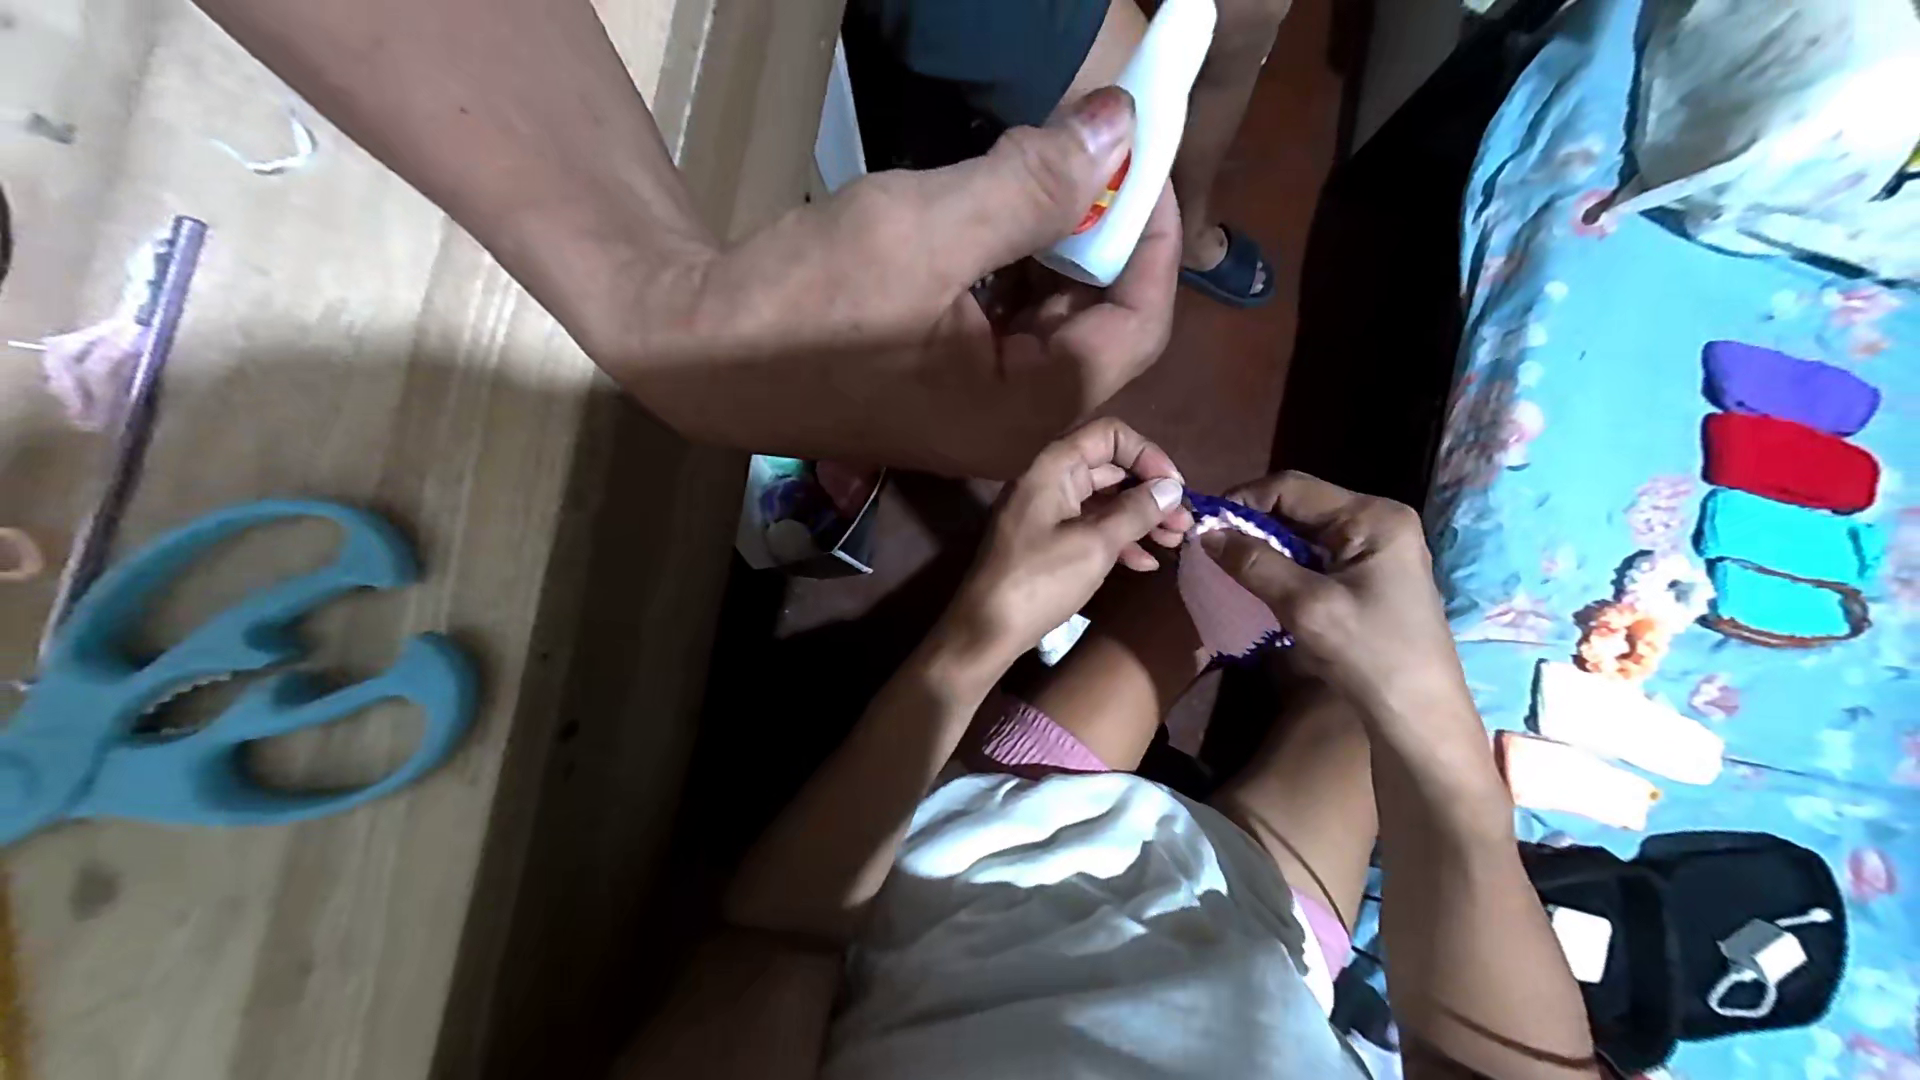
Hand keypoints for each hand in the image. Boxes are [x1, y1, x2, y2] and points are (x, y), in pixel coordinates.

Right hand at [586, 88, 1181, 478]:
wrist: (705, 355)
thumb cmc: (807, 305)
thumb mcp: (927, 230)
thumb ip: (1036, 183)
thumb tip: (1122, 128)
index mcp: (1026, 414)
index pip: (1136, 330)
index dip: (1152, 239)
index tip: (1139, 158)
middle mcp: (1016, 431)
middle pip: (1099, 332)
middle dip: (1102, 242)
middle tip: (1088, 157)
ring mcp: (981, 419)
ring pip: (1054, 331)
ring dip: (1057, 254)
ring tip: (1039, 180)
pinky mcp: (950, 399)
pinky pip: (1010, 338)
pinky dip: (1017, 280)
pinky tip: (997, 228)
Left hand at [945, 418, 1191, 668]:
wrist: (987, 629)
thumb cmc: (1040, 580)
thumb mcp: (1095, 544)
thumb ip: (1136, 511)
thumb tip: (1170, 488)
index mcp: (1052, 467)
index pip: (1108, 435)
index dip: (1146, 454)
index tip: (1174, 487)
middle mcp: (1047, 481)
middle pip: (1108, 469)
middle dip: (1149, 492)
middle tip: (1184, 521)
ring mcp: (1045, 513)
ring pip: (1102, 502)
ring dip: (1139, 518)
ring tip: (1175, 540)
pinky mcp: (1046, 542)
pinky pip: (1088, 528)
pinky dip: (1117, 540)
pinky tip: (1144, 563)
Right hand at [1200, 472, 1469, 726]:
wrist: (1415, 713)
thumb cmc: (1368, 654)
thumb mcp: (1305, 605)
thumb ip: (1254, 563)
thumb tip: (1206, 534)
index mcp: (1372, 517)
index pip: (1291, 488)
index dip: (1243, 501)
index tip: (1205, 528)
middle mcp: (1375, 520)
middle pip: (1296, 505)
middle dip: (1250, 524)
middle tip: (1210, 548)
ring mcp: (1372, 546)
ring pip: (1299, 530)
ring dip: (1261, 545)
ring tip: (1227, 565)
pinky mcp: (1364, 571)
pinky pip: (1310, 552)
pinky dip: (1278, 562)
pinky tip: (1257, 580)